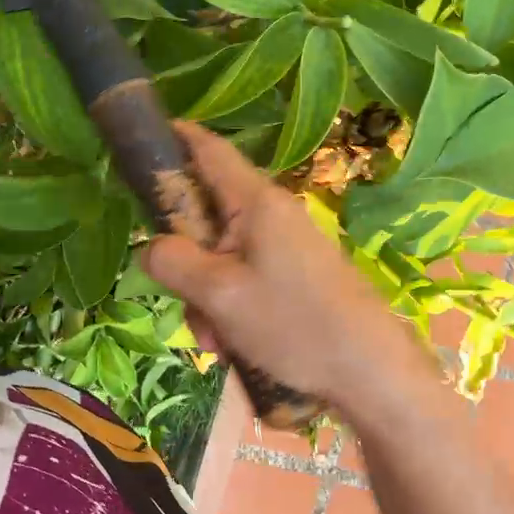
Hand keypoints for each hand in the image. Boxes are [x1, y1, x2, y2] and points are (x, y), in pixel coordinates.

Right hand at [139, 123, 435, 416]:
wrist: (372, 376)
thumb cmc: (294, 324)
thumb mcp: (218, 294)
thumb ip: (172, 261)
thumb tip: (150, 246)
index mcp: (256, 203)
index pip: (209, 150)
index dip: (175, 138)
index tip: (140, 140)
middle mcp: (271, 215)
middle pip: (204, 214)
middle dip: (180, 255)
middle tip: (177, 294)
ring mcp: (283, 246)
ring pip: (217, 256)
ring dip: (202, 293)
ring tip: (214, 339)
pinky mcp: (291, 276)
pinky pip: (239, 279)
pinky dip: (225, 307)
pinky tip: (231, 343)